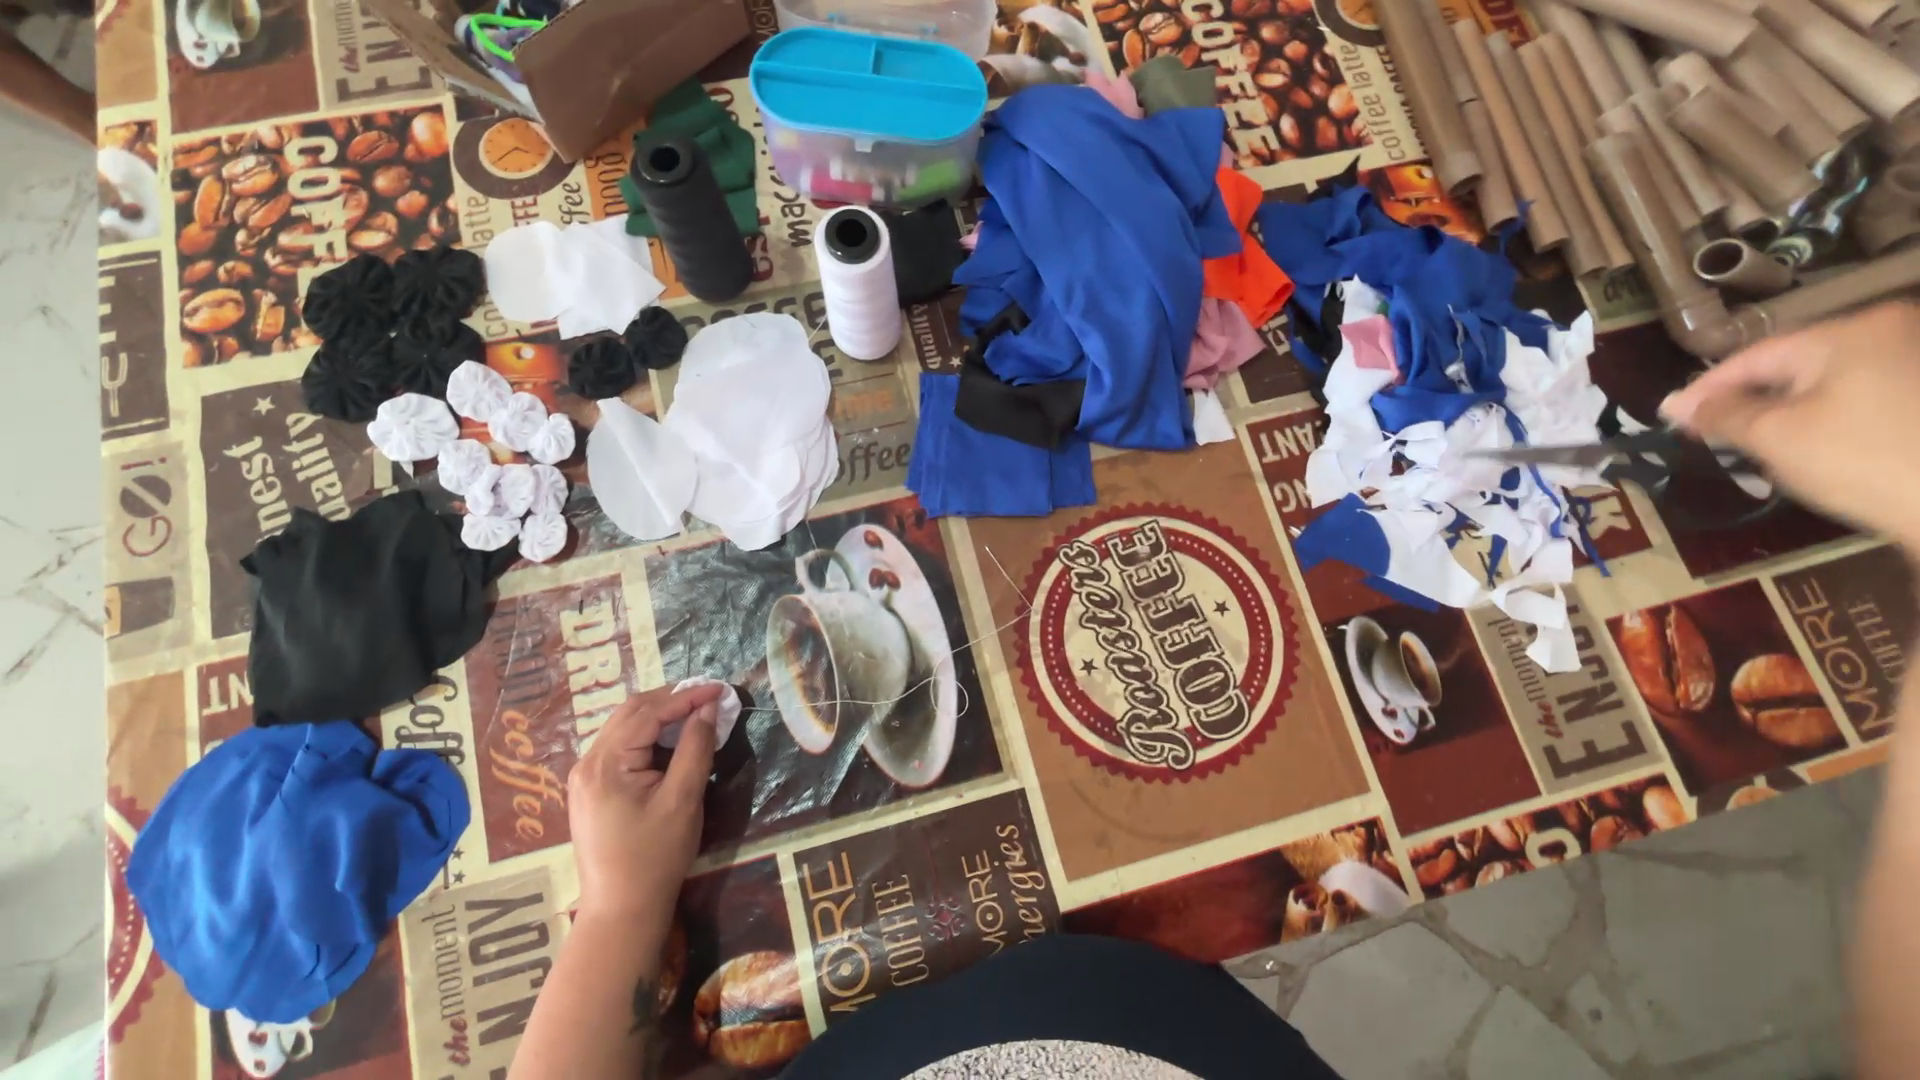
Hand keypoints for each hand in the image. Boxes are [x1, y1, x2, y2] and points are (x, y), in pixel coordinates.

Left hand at [568, 681, 726, 922]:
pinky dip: (648, 734)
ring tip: (695, 711)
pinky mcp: (591, 789)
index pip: (649, 713)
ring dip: (660, 714)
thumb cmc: (655, 856)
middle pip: (631, 712)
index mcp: (606, 763)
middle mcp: (588, 762)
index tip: (720, 689)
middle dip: (671, 699)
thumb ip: (695, 748)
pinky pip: (620, 746)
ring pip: (624, 726)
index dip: (687, 696)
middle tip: (709, 695)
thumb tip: (708, 709)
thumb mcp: (683, 799)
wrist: (622, 910)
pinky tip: (671, 738)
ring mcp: (585, 776)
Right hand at [1660, 302, 1919, 546]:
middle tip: (1707, 433)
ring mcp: (1916, 360)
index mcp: (1853, 332)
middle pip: (1792, 366)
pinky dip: (1825, 415)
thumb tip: (1675, 404)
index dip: (1705, 390)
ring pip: (1825, 382)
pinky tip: (1809, 444)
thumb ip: (1719, 414)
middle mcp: (1893, 330)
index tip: (1670, 418)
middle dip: (1746, 400)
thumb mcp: (1773, 436)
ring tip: (1750, 441)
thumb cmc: (1862, 461)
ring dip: (1783, 409)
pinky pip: (1860, 394)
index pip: (1754, 357)